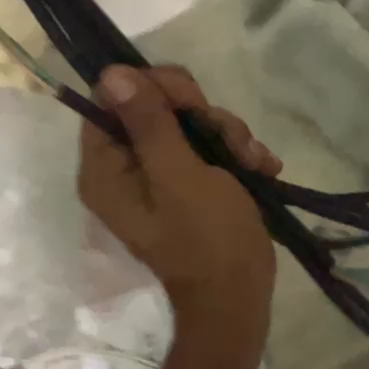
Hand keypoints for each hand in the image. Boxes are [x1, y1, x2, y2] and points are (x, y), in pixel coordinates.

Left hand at [78, 66, 281, 339]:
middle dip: (202, 115)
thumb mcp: (179, 175)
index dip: (155, 89)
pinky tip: (261, 169)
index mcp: (106, 167)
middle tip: (231, 140)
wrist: (238, 296)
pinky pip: (209, 143)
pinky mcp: (190, 180)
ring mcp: (160, 173)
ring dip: (228, 134)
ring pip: (190, 121)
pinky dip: (237, 152)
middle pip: (157, 104)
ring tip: (252, 164)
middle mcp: (126, 166)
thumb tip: (110, 71)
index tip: (192, 104)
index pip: (114, 98)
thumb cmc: (207, 238)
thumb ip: (147, 123)